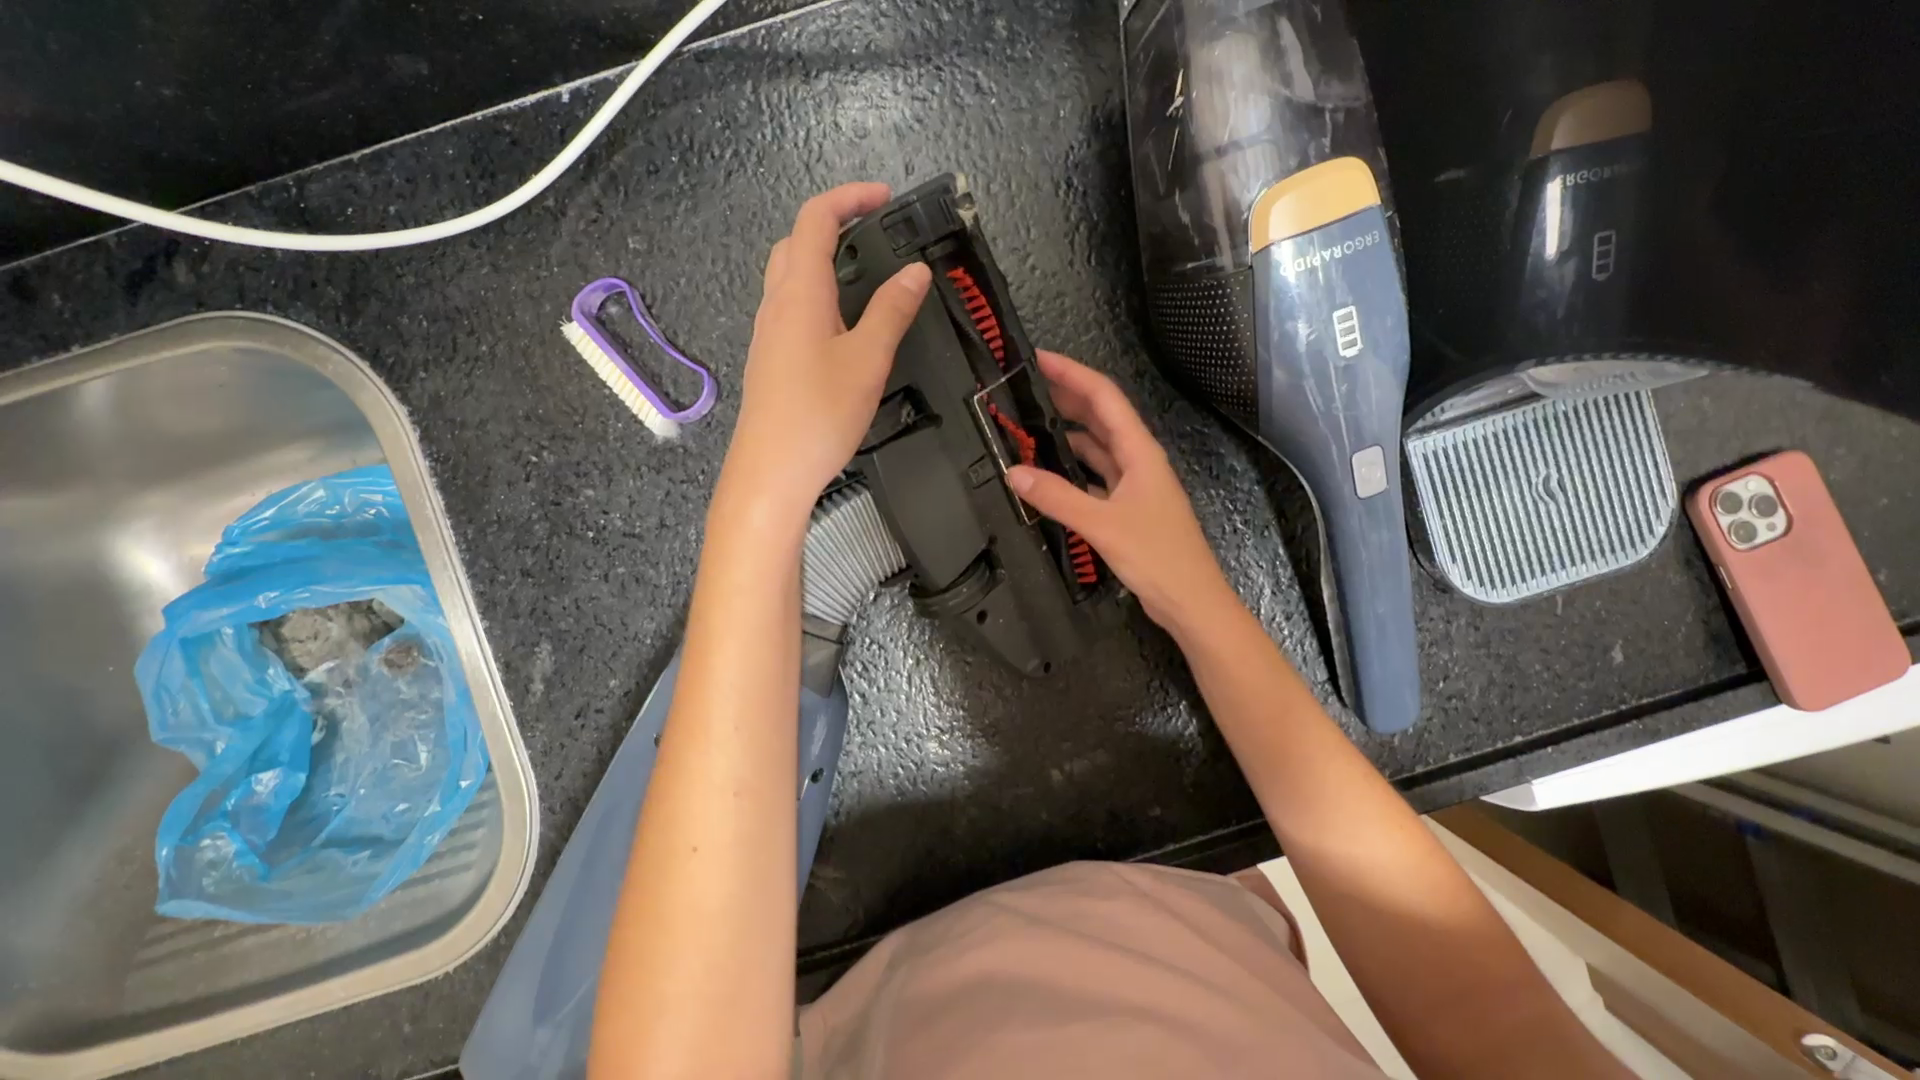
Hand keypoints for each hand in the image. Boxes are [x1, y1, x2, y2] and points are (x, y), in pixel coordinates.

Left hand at [720, 182, 932, 520]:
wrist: (770, 472)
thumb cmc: (820, 413)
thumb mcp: (868, 359)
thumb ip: (892, 311)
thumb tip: (915, 271)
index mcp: (799, 292)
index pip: (815, 219)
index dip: (849, 197)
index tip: (885, 197)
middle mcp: (776, 303)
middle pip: (795, 242)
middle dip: (832, 224)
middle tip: (874, 233)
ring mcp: (767, 332)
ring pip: (789, 276)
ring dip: (822, 260)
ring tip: (864, 274)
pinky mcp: (768, 359)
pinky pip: (789, 307)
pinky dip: (816, 294)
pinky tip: (842, 323)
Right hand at [1007, 350, 1238, 637]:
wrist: (1191, 601)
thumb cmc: (1157, 557)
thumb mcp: (1102, 524)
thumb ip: (1057, 497)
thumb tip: (1015, 473)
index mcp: (1139, 452)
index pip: (1103, 397)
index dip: (1072, 374)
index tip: (1038, 359)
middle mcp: (1138, 461)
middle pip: (1100, 417)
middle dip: (1066, 398)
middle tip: (1025, 389)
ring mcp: (1135, 486)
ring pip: (1097, 449)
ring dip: (1068, 435)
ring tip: (1030, 428)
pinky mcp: (1129, 510)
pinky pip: (1096, 478)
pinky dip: (1072, 471)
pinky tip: (1048, 476)